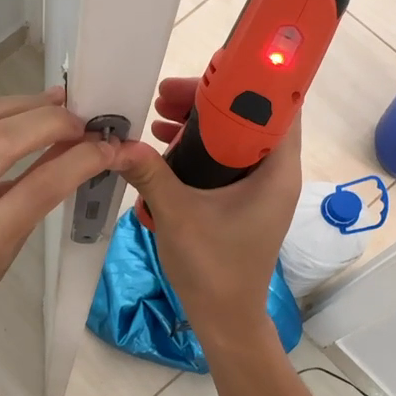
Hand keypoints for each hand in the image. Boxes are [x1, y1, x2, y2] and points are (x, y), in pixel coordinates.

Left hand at [0, 87, 120, 308]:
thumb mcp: (16, 241)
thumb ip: (43, 193)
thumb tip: (84, 148)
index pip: (37, 187)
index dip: (79, 160)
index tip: (109, 146)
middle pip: (2, 140)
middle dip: (50, 121)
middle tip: (81, 120)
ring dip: (25, 104)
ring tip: (57, 103)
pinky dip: (2, 112)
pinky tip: (25, 114)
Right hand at [116, 77, 299, 344]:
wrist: (224, 319)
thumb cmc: (213, 268)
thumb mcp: (177, 215)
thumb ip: (149, 173)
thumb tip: (116, 142)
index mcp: (276, 170)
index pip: (279, 104)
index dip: (245, 82)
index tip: (203, 76)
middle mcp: (276, 174)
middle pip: (251, 117)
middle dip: (209, 102)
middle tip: (167, 97)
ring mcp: (260, 190)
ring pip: (235, 139)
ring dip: (200, 125)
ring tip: (159, 118)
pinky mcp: (243, 203)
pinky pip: (225, 162)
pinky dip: (199, 151)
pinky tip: (164, 150)